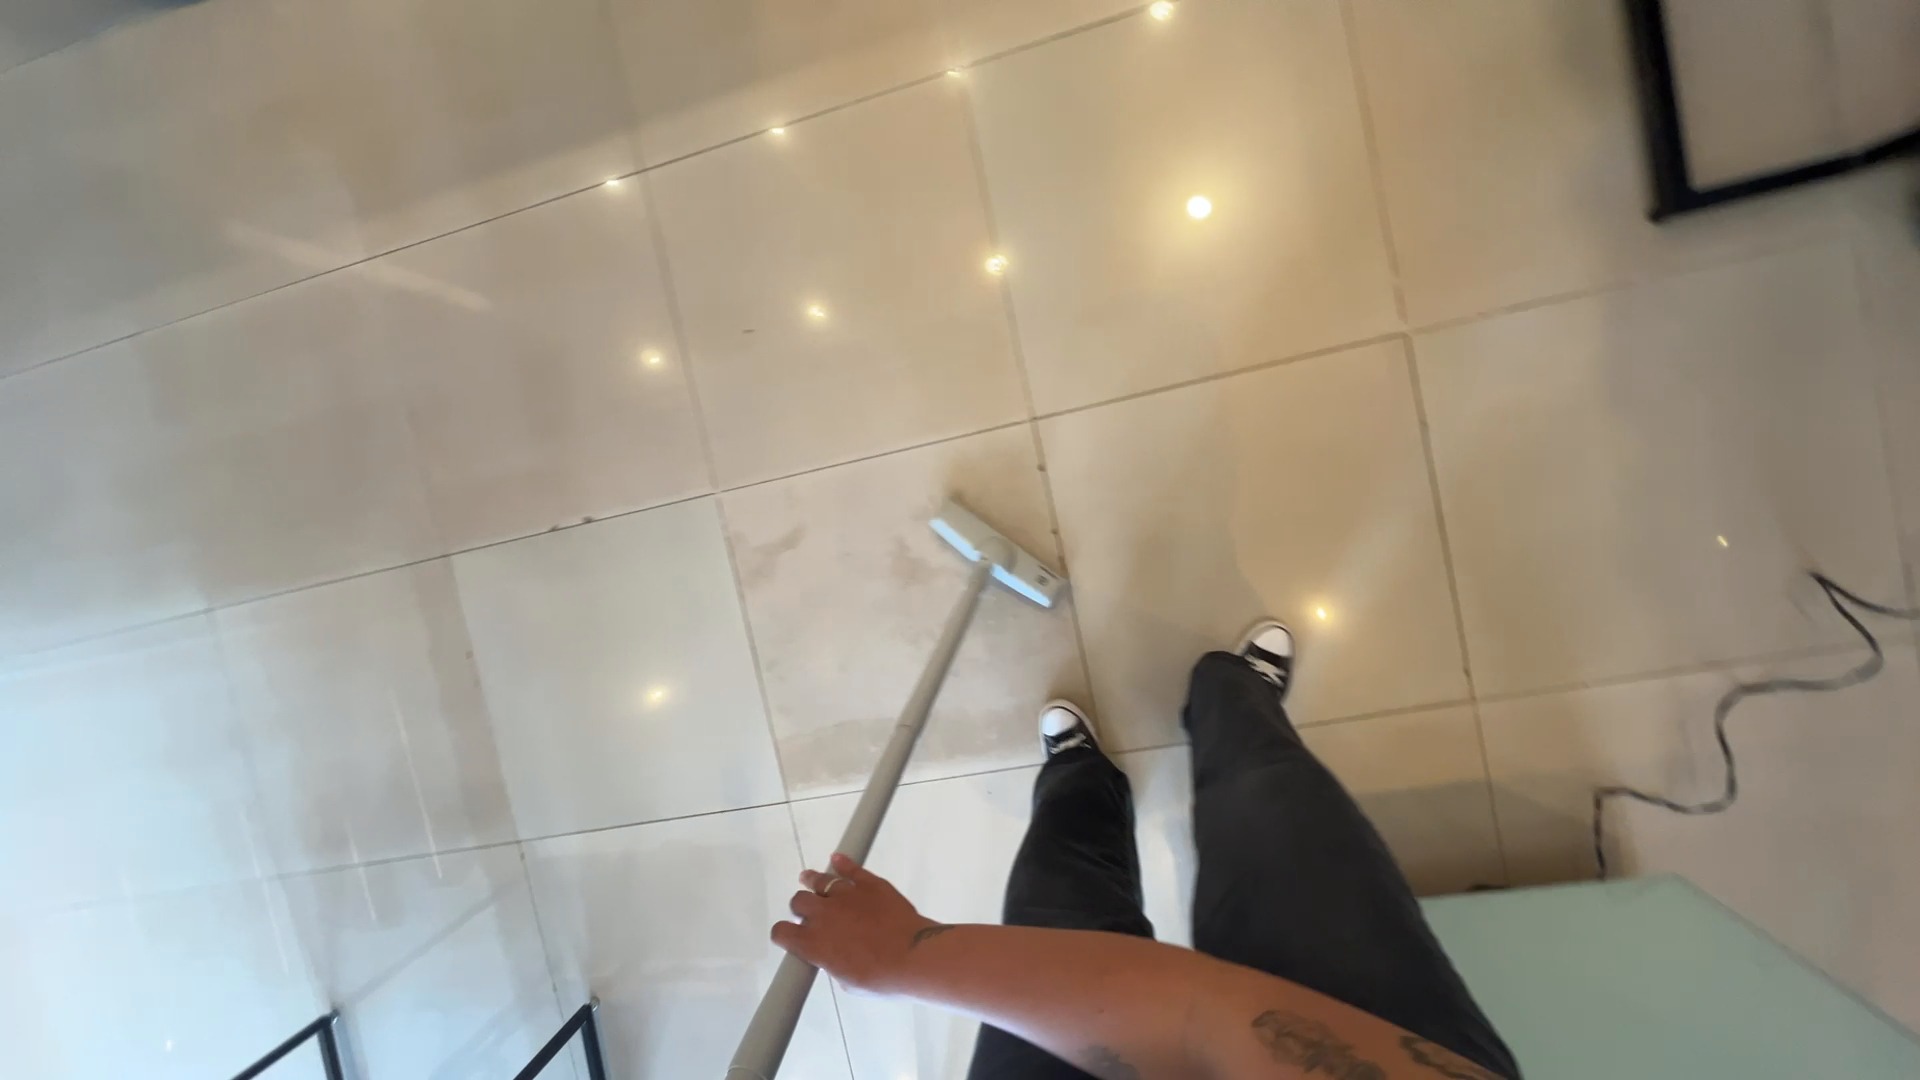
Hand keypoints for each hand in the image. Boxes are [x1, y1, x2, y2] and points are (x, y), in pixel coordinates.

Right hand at [772, 853, 945, 994]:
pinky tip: (836, 859)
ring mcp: (846, 895)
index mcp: (814, 944)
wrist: (911, 956)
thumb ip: (832, 961)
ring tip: (808, 878)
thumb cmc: (879, 978)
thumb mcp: (846, 981)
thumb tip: (833, 951)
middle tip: (809, 912)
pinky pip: (850, 868)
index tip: (788, 934)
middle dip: (801, 907)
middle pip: (799, 901)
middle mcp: (824, 915)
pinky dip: (842, 863)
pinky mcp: (868, 882)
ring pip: (820, 881)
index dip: (783, 933)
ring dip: (813, 881)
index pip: (782, 933)